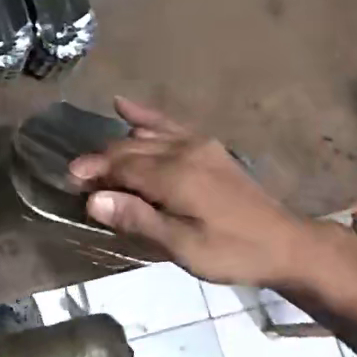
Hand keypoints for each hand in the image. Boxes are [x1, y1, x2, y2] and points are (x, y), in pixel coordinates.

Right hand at [66, 98, 333, 287]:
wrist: (286, 244)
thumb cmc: (232, 252)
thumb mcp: (183, 247)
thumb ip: (138, 219)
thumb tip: (93, 200)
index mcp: (176, 176)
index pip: (121, 165)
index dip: (93, 171)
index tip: (69, 181)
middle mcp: (183, 151)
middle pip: (129, 148)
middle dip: (100, 161)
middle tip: (77, 179)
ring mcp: (198, 144)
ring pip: (145, 136)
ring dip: (117, 146)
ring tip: (96, 162)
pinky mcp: (207, 147)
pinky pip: (169, 124)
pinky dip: (144, 115)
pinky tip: (122, 104)